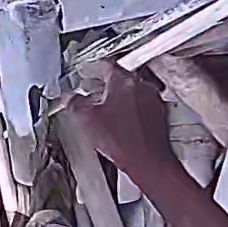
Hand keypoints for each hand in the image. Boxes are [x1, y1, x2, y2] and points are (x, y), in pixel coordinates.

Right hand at [74, 62, 174, 178]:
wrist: (148, 160)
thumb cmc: (123, 140)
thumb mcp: (87, 118)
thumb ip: (74, 102)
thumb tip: (69, 98)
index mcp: (124, 82)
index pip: (106, 65)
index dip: (92, 68)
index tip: (85, 72)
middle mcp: (142, 87)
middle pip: (119, 76)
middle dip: (102, 82)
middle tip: (90, 88)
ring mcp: (152, 100)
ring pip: (130, 90)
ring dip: (115, 95)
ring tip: (102, 106)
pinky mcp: (158, 114)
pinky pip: (139, 103)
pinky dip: (127, 106)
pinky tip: (117, 119)